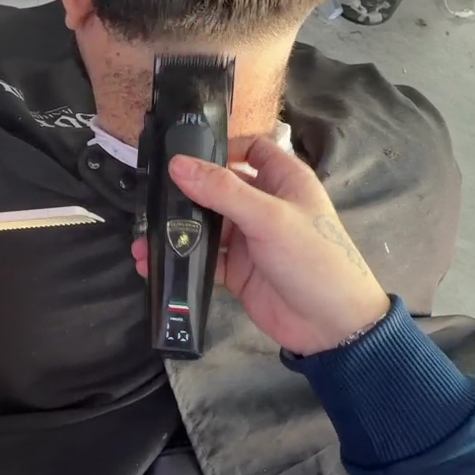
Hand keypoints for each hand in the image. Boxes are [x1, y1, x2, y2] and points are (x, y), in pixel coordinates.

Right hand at [132, 141, 389, 354]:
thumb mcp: (269, 218)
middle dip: (186, 194)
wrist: (332, 326)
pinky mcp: (237, 270)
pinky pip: (204, 259)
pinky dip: (180, 260)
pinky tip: (152, 263)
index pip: (252, 150)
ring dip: (177, 231)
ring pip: (206, 226)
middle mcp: (265, 205)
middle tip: (149, 200)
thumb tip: (177, 165)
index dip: (223, 148)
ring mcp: (250, 239)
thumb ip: (222, 191)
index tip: (186, 156)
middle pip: (219, 189)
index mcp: (284, 181)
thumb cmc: (313, 259)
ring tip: (142, 240)